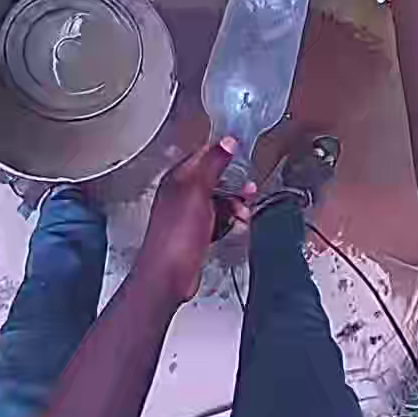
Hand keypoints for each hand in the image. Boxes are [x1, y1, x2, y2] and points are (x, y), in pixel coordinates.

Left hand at [135, 138, 252, 300]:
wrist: (169, 274)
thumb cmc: (176, 234)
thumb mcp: (198, 191)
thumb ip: (213, 164)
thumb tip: (227, 142)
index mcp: (178, 178)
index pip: (203, 155)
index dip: (223, 154)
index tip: (242, 155)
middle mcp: (182, 193)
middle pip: (215, 178)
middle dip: (234, 182)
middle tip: (249, 188)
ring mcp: (189, 214)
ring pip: (219, 199)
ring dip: (235, 203)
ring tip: (245, 209)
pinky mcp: (197, 232)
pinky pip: (219, 219)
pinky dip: (230, 219)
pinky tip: (238, 223)